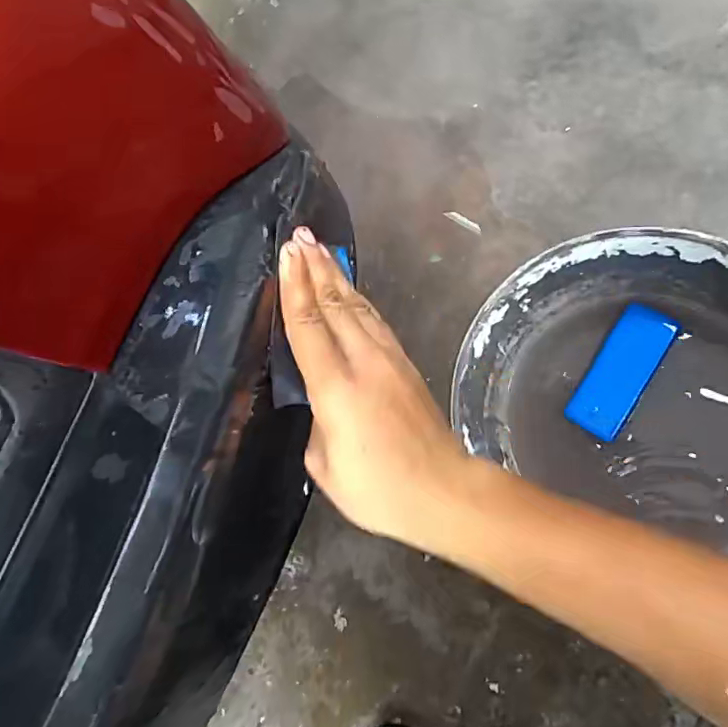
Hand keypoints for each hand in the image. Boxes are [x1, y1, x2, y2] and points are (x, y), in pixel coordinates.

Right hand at [279, 227, 481, 543]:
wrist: (442, 490)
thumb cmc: (379, 490)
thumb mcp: (325, 466)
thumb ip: (317, 425)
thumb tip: (323, 405)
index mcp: (337, 389)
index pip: (309, 327)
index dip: (294, 289)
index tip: (285, 256)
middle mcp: (365, 364)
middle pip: (335, 305)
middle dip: (315, 268)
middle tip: (299, 237)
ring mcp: (390, 361)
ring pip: (359, 308)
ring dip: (338, 276)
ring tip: (320, 250)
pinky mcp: (406, 366)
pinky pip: (376, 322)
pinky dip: (359, 300)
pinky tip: (351, 291)